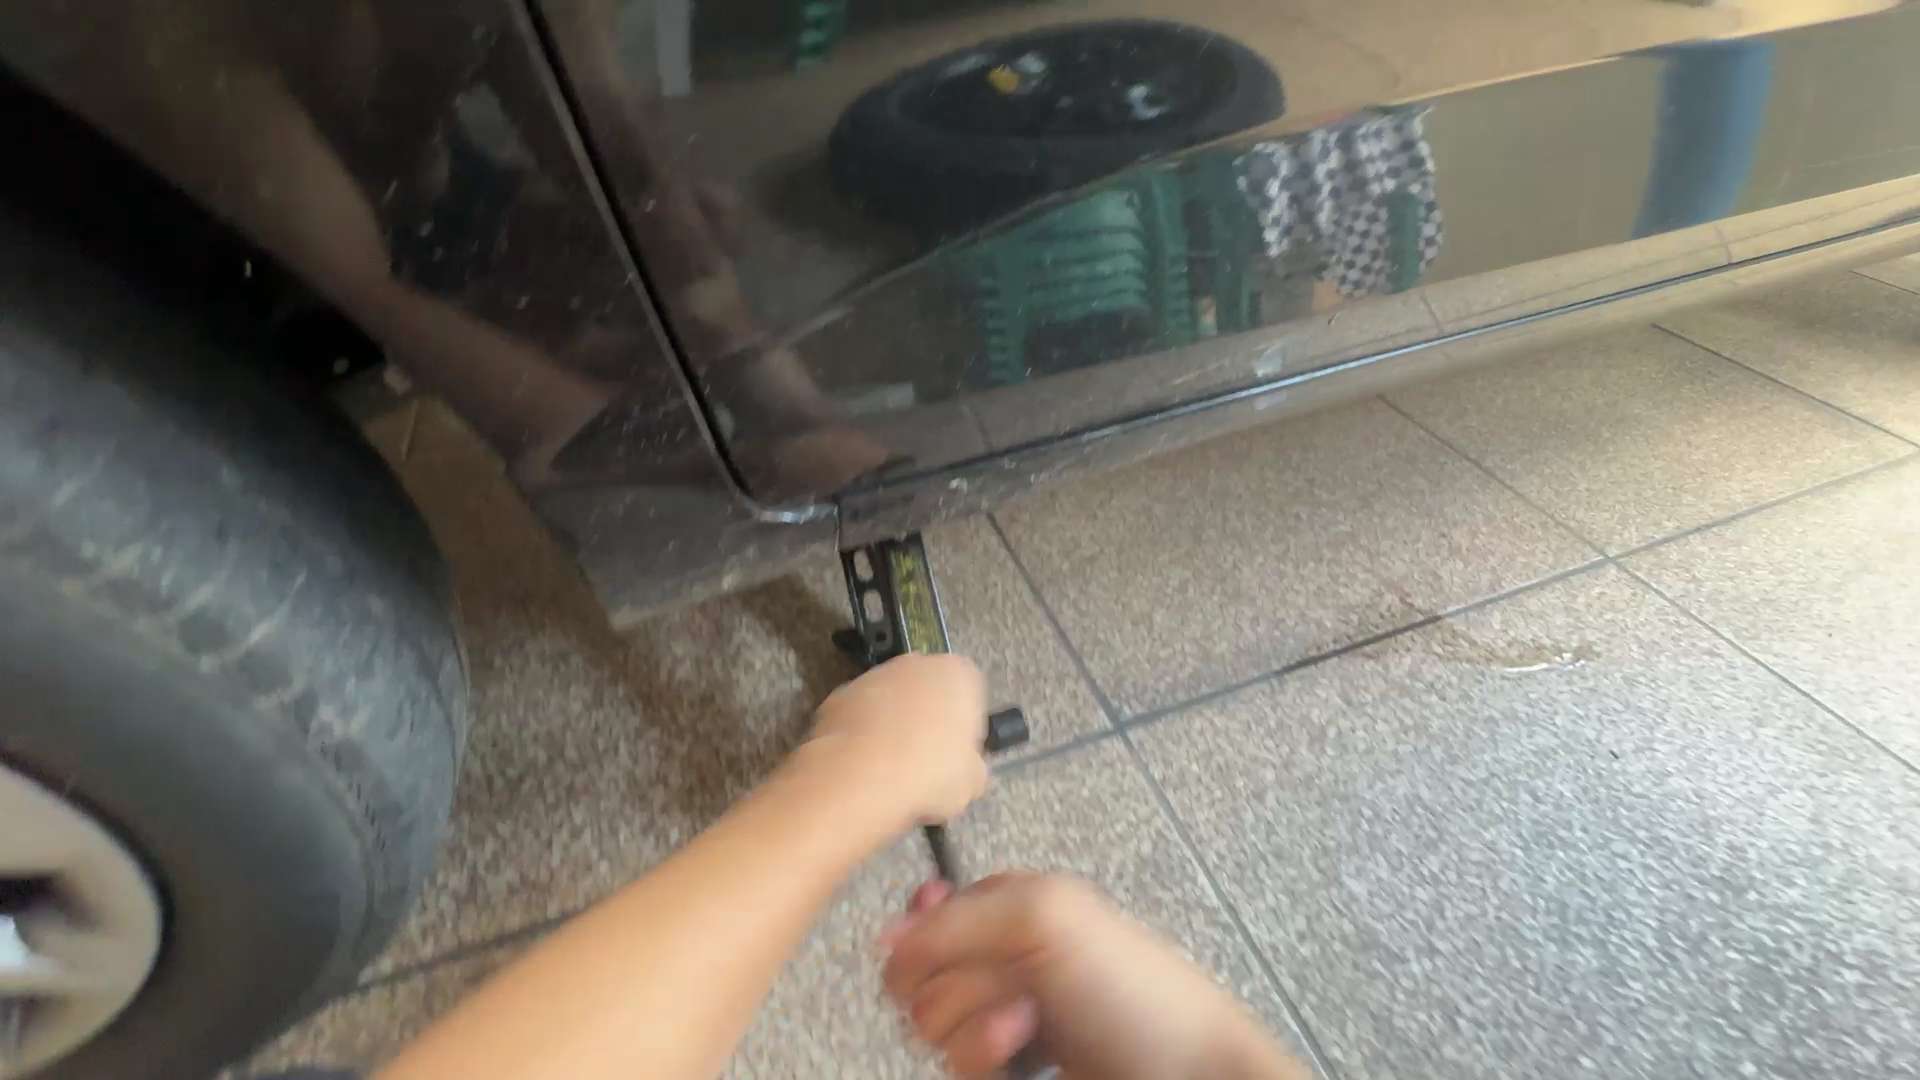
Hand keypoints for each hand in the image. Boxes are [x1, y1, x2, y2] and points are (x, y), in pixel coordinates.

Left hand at [803, 653, 988, 828]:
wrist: (860, 778)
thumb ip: (972, 765)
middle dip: (928, 717)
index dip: (965, 724)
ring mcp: (873, 675)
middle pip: (929, 688)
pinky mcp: (839, 694)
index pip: (971, 691)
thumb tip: (965, 768)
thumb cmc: (930, 772)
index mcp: (958, 674)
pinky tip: (863, 763)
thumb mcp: (971, 780)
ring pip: (892, 698)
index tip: (958, 752)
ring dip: (893, 722)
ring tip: (890, 766)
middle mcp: (916, 663)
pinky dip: (862, 731)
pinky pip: (860, 713)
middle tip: (926, 758)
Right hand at [881, 874, 1307, 1079]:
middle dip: (958, 986)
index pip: (921, 915)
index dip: (920, 939)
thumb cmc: (1131, 987)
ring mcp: (1001, 1016)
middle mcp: (996, 956)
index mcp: (1002, 905)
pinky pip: (960, 1066)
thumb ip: (957, 920)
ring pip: (934, 1028)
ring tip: (1030, 1027)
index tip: (938, 953)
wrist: (1187, 1078)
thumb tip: (885, 939)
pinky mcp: (1006, 1069)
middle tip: (1011, 985)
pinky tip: (1029, 1058)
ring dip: (976, 1031)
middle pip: (920, 974)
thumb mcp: (1043, 919)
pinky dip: (985, 1063)